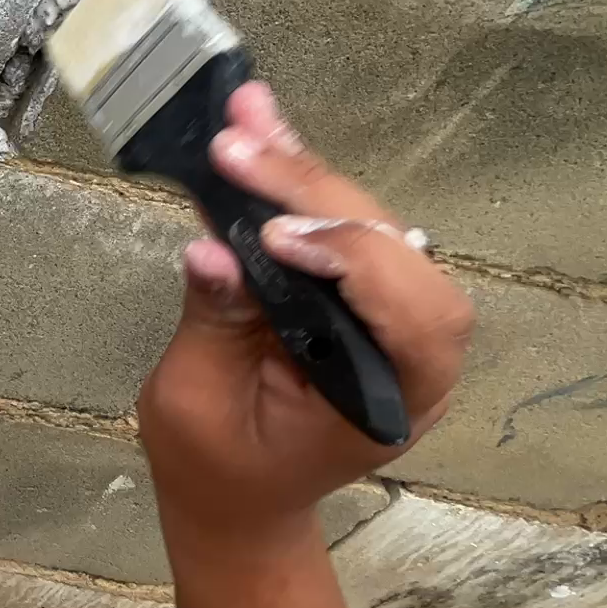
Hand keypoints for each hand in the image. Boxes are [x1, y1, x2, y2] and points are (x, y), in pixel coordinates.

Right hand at [138, 82, 474, 539]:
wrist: (231, 492)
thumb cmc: (212, 462)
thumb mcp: (197, 401)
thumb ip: (215, 325)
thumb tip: (210, 248)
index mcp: (388, 395)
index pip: (409, 314)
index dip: (351, 262)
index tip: (270, 234)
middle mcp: (405, 348)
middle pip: (388, 249)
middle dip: (311, 190)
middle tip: (238, 142)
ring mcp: (377, 316)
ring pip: (362, 225)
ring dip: (302, 169)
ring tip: (246, 115)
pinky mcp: (340, 294)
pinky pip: (326, 229)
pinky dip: (290, 183)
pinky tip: (259, 138)